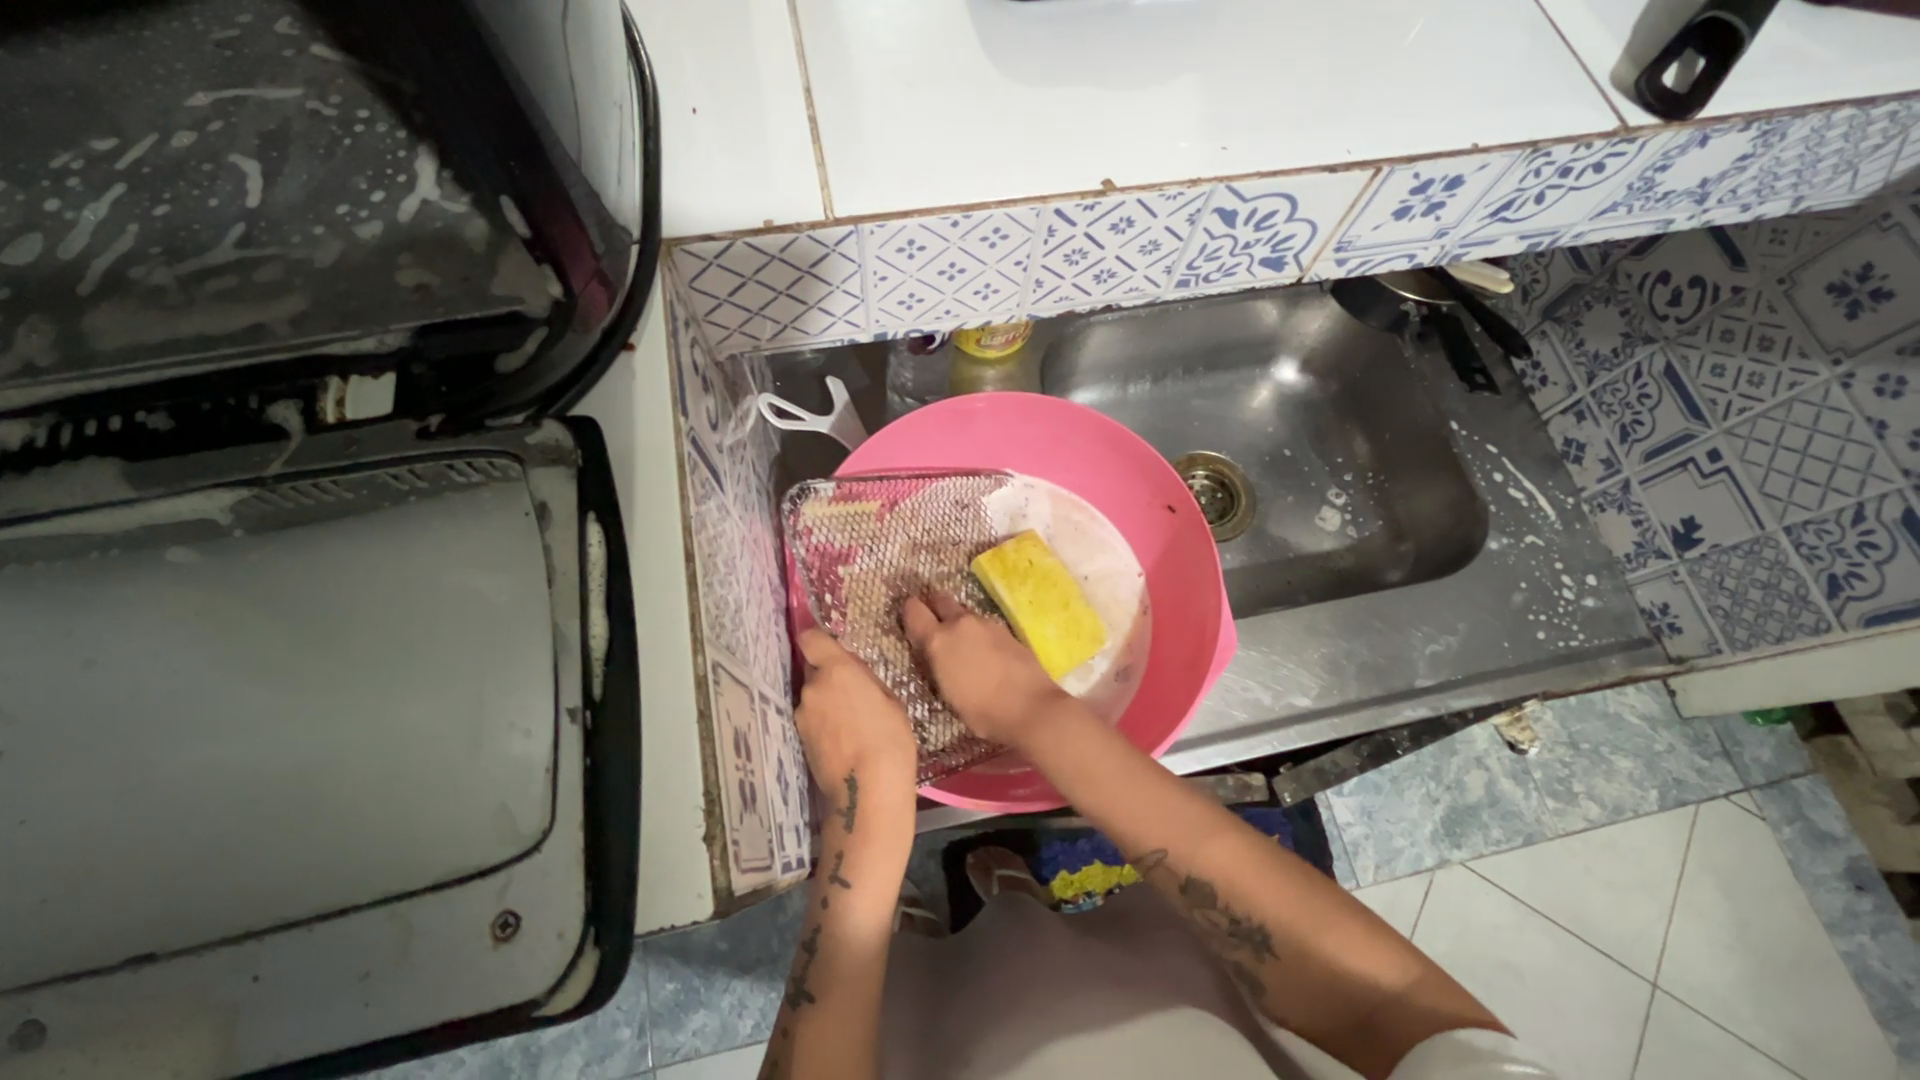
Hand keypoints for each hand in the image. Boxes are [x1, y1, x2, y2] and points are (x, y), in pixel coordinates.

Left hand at [794, 629, 919, 811]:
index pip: (810, 639)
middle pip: (814, 670)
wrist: (867, 790)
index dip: (819, 641)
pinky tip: (843, 740)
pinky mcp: (799, 739)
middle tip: (854, 694)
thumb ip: (865, 680)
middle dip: (830, 677)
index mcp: (836, 670)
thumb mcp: (891, 701)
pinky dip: (823, 723)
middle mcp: (812, 687)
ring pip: (813, 697)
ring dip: (827, 702)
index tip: (833, 650)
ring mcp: (802, 715)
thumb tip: (852, 673)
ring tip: (851, 723)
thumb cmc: (890, 740)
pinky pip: (812, 719)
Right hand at [901, 592, 1071, 748]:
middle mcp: (961, 624)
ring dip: (960, 622)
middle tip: (934, 622)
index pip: (914, 611)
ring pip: (965, 613)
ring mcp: (987, 624)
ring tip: (963, 644)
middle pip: (941, 600)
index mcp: (939, 640)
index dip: (909, 612)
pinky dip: (979, 633)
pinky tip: (986, 653)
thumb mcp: (947, 694)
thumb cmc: (982, 711)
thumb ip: (938, 666)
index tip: (910, 619)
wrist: (1031, 707)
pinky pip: (984, 625)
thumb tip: (936, 655)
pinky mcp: (1007, 631)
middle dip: (935, 606)